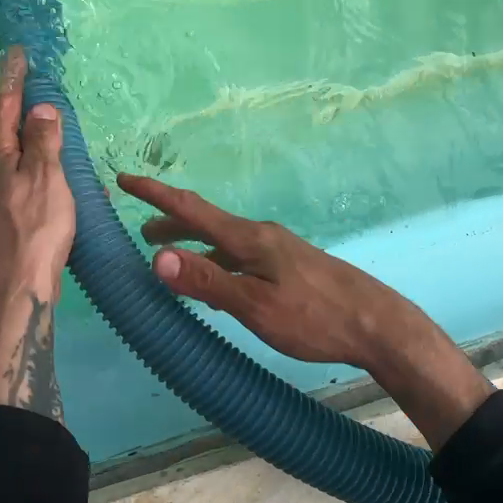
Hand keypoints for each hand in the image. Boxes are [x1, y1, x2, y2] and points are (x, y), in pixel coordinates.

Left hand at [0, 47, 74, 298]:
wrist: (16, 291)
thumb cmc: (35, 229)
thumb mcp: (45, 177)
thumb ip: (43, 140)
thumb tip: (39, 109)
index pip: (4, 103)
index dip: (13, 77)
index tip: (18, 52)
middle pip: (3, 127)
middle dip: (19, 104)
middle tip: (35, 82)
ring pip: (13, 154)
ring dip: (31, 137)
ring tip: (51, 126)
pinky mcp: (2, 216)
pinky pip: (22, 178)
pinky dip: (40, 168)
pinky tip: (61, 178)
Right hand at [114, 173, 419, 370]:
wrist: (377, 324)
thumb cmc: (315, 317)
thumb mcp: (255, 305)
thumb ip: (207, 281)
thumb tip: (157, 257)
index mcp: (248, 238)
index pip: (190, 208)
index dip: (155, 194)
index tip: (125, 178)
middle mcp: (260, 235)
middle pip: (205, 222)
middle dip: (170, 224)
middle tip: (140, 233)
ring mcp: (277, 250)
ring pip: (223, 241)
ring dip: (193, 246)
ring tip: (171, 260)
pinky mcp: (289, 267)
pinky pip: (239, 257)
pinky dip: (216, 262)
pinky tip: (219, 285)